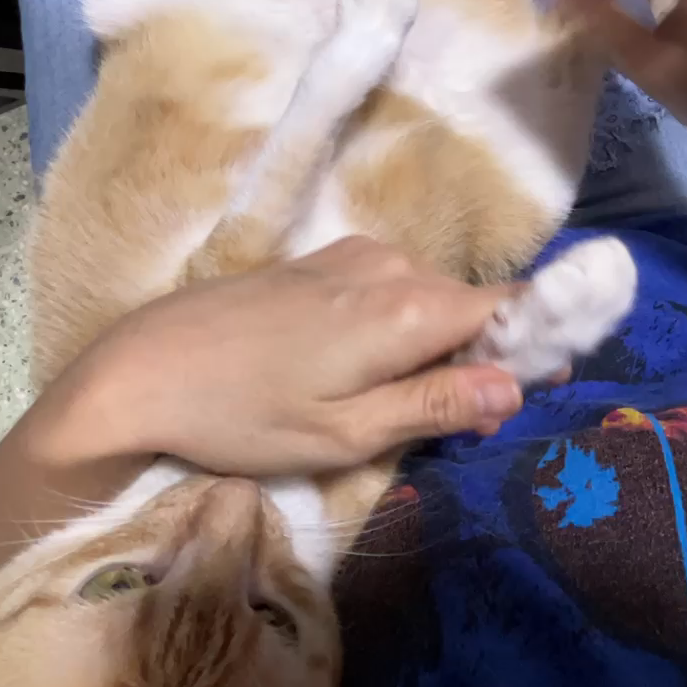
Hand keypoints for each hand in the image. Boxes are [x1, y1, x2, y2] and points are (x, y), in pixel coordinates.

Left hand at [16, 237, 526, 475]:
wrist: (146, 364)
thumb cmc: (246, 413)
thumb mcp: (345, 432)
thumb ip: (436, 404)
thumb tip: (515, 387)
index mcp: (409, 308)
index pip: (509, 306)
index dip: (535, 341)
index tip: (539, 382)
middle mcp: (394, 265)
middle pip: (471, 305)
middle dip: (480, 354)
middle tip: (454, 418)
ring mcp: (357, 254)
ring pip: (432, 295)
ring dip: (437, 340)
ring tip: (393, 396)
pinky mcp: (327, 256)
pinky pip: (394, 284)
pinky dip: (403, 321)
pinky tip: (360, 358)